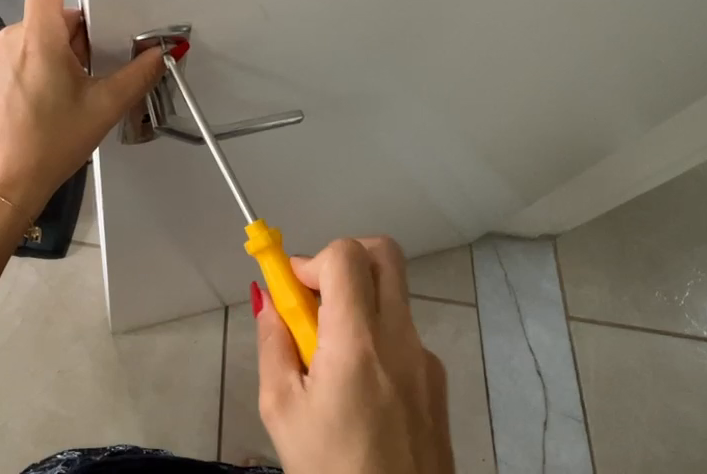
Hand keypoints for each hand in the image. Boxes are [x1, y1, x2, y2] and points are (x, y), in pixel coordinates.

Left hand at [0, 0, 165, 215]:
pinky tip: (62, 95)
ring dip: (66, 49)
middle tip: (103, 61)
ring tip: (83, 85)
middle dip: (82, 31)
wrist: (3, 183)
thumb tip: (162, 54)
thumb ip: (138, 74)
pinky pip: (25, 50)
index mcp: (37, 37)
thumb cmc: (48, 146)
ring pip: (40, 33)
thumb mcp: (104, 107)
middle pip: (52, 12)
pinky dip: (47, 62)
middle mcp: (12, 39)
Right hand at [257, 238, 453, 473]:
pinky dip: (376, 337)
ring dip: (358, 301)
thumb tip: (267, 298)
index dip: (311, 259)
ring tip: (327, 357)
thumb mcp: (282, 410)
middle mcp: (401, 339)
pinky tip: (356, 389)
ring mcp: (426, 360)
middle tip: (315, 298)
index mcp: (358, 341)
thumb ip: (273, 343)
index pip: (345, 256)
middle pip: (383, 254)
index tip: (291, 292)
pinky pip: (403, 335)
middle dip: (343, 259)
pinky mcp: (439, 385)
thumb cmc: (331, 471)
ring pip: (393, 296)